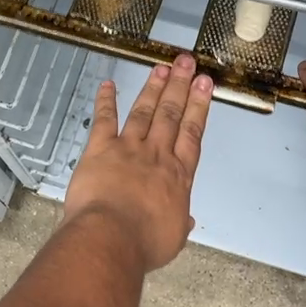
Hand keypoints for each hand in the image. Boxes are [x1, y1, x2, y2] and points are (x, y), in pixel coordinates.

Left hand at [62, 54, 213, 271]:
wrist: (111, 238)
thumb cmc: (145, 244)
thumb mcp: (172, 237)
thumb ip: (179, 222)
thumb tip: (187, 220)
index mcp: (178, 176)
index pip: (192, 134)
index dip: (199, 107)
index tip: (205, 84)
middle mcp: (157, 155)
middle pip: (171, 114)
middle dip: (180, 86)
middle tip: (186, 62)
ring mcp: (128, 149)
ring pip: (144, 111)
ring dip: (153, 88)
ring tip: (161, 67)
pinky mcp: (100, 149)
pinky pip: (104, 120)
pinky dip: (106, 101)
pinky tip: (108, 84)